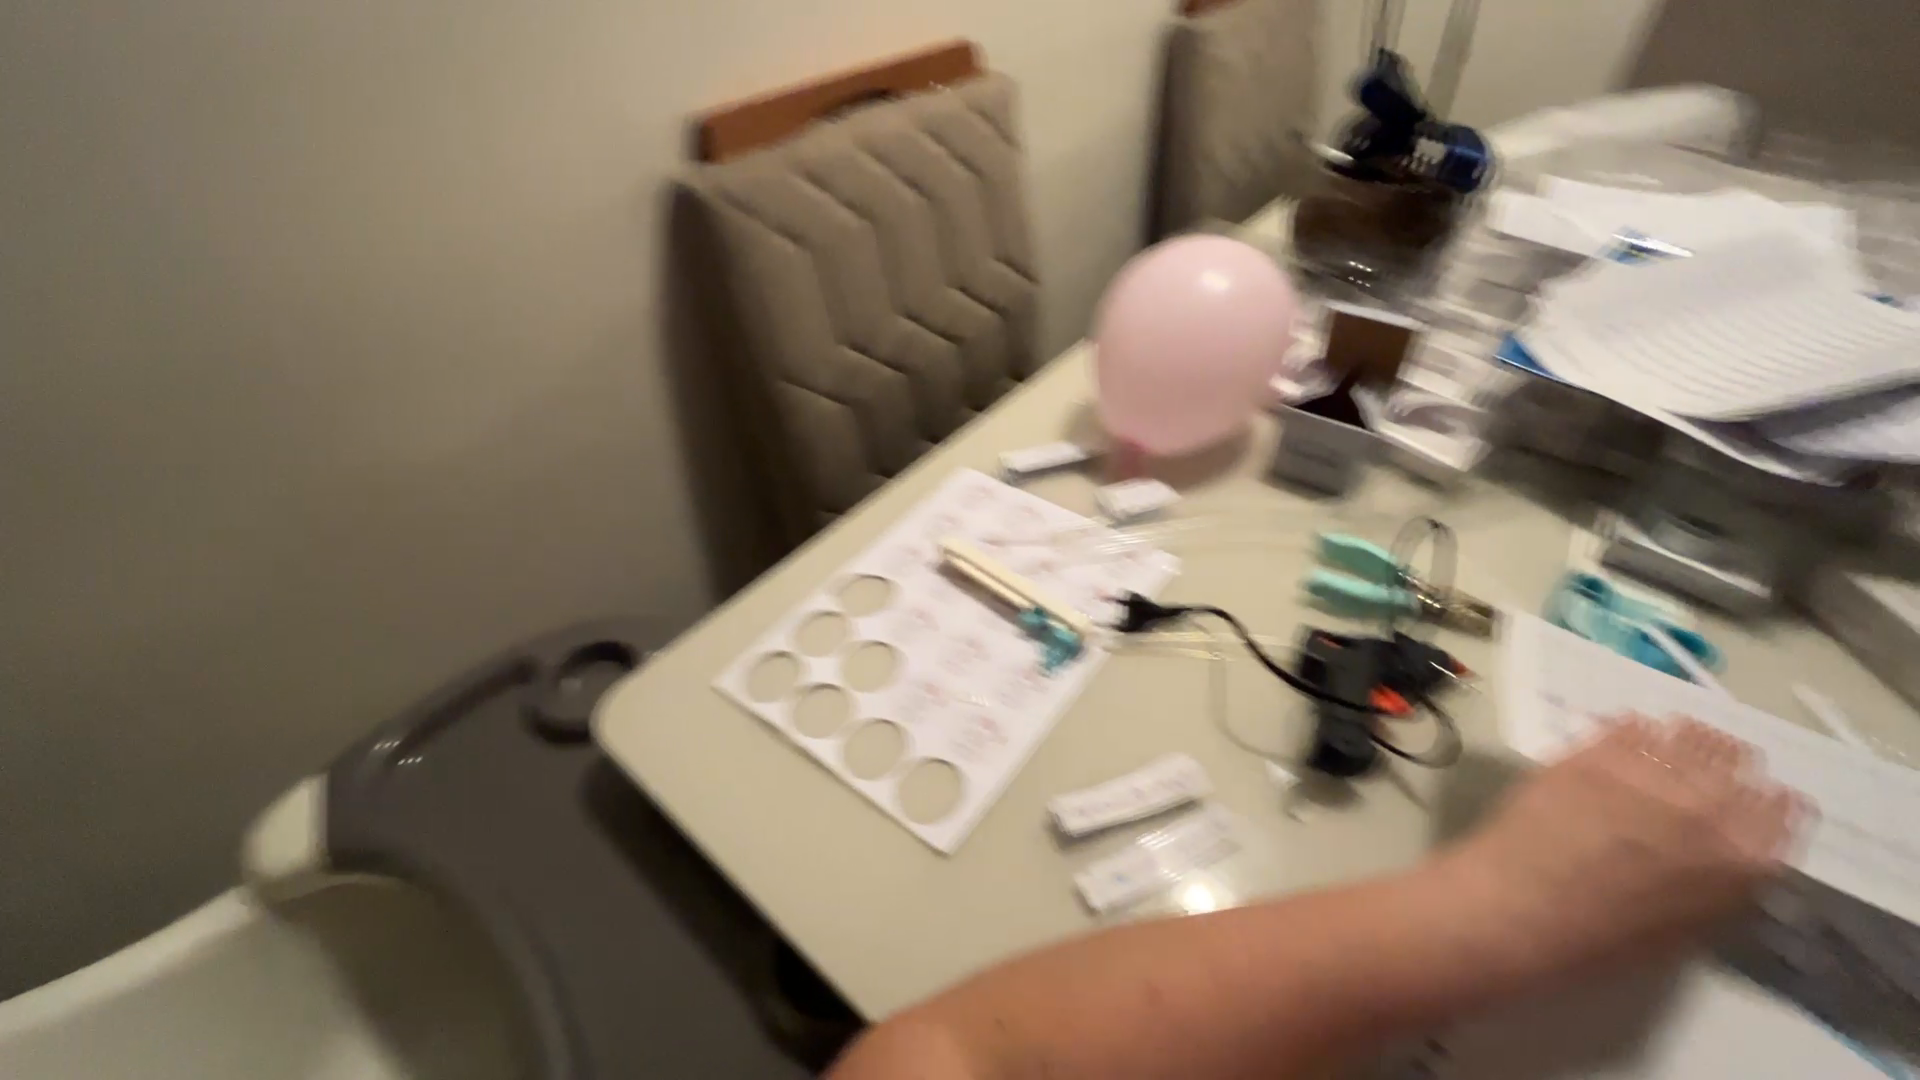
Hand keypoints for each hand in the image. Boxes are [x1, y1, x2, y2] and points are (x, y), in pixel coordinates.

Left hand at [1442, 714, 1812, 976]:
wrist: (1517, 906)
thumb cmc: (1601, 941)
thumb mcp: (1687, 931)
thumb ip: (1716, 887)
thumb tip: (1721, 862)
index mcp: (1741, 861)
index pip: (1780, 813)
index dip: (1770, 801)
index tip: (1764, 791)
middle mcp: (1702, 809)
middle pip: (1732, 766)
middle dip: (1730, 759)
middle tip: (1727, 750)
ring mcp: (1640, 776)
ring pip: (1680, 739)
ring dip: (1687, 736)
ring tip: (1685, 730)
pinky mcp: (1583, 757)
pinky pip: (1619, 730)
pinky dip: (1630, 727)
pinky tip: (1632, 724)